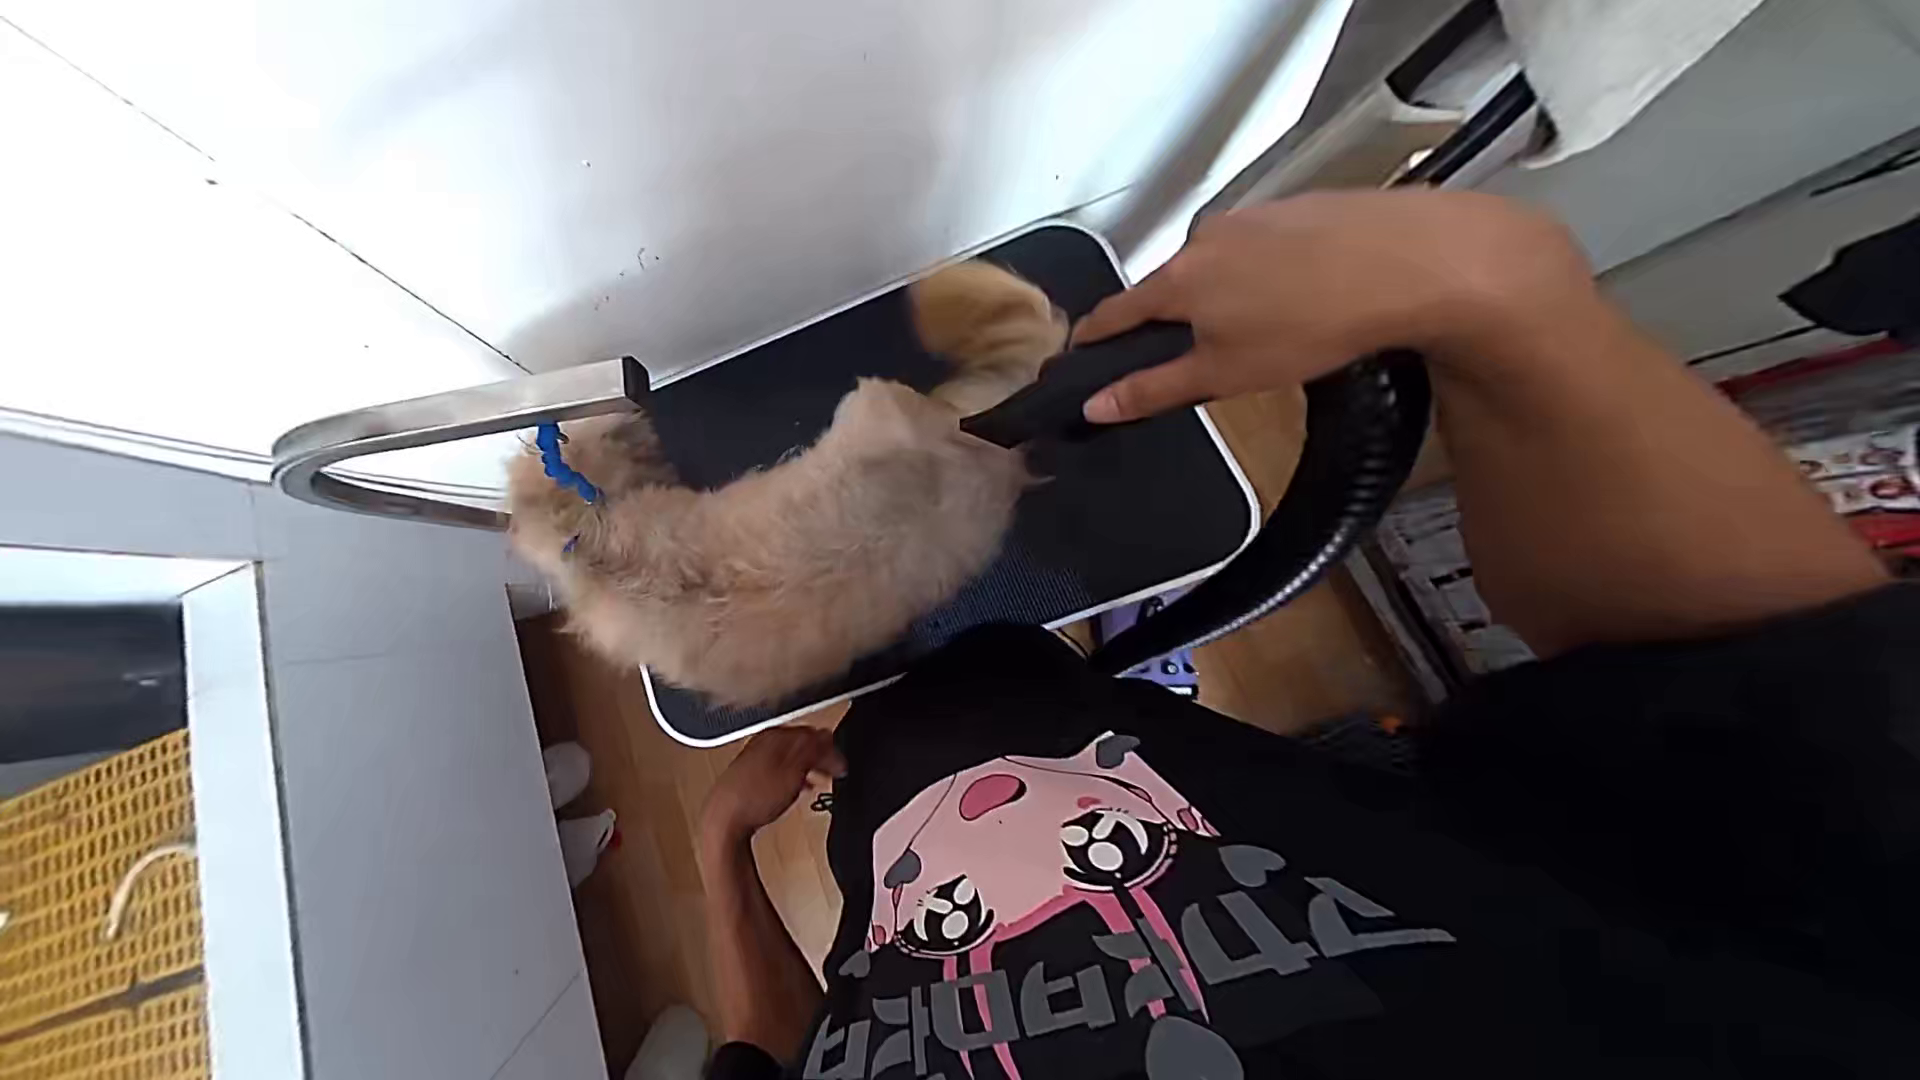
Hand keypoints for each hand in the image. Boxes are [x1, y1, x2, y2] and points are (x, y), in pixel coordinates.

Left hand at [700, 726, 845, 849]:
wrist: (723, 823)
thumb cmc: (754, 798)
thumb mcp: (794, 771)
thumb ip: (813, 750)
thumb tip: (827, 736)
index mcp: (774, 735)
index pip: (812, 733)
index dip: (831, 748)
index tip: (841, 763)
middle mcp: (762, 743)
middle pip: (801, 743)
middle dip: (820, 756)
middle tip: (835, 770)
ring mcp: (754, 759)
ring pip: (791, 756)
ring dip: (808, 766)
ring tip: (819, 780)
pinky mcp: (749, 777)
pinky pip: (779, 769)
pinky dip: (793, 776)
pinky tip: (798, 788)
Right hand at [1073, 191, 1596, 422]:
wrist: (1418, 263)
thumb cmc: (1310, 326)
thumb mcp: (1221, 373)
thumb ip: (1151, 389)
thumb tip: (1095, 406)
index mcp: (1176, 280)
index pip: (1112, 313)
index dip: (1092, 338)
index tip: (1082, 354)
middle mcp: (1202, 238)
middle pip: (1160, 289)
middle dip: (1160, 322)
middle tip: (1183, 357)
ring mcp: (1249, 216)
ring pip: (1206, 268)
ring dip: (1206, 299)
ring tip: (1245, 331)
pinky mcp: (1291, 208)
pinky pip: (1247, 250)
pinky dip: (1247, 277)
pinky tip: (1282, 298)